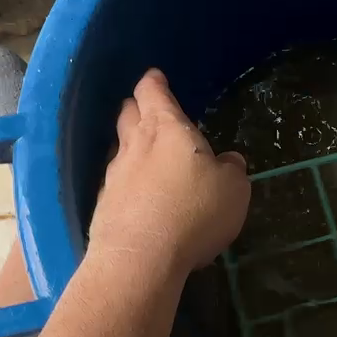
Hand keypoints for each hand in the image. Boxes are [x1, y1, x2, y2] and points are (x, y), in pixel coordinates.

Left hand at [89, 69, 249, 275]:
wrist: (142, 258)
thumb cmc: (195, 211)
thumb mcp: (233, 190)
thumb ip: (231, 171)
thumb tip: (228, 162)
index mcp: (166, 129)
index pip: (152, 92)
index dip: (155, 83)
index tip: (156, 78)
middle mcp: (134, 145)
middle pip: (128, 114)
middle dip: (138, 109)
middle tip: (150, 113)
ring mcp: (114, 177)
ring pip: (119, 150)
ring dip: (131, 149)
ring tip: (147, 159)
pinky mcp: (103, 208)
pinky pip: (115, 186)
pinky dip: (128, 186)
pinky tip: (139, 201)